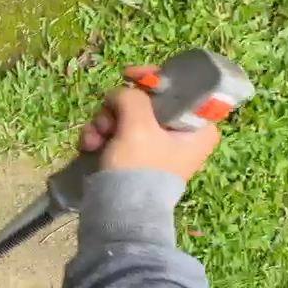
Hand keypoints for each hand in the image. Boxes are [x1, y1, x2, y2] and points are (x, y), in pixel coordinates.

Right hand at [78, 66, 221, 183]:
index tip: (129, 75)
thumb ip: (132, 99)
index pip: (181, 89)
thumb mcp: (138, 127)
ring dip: (102, 123)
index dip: (154, 79)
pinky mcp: (133, 157)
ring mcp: (155, 147)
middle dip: (117, 109)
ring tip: (92, 140)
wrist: (120, 212)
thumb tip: (120, 93)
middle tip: (105, 121)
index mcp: (198, 127)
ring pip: (125, 117)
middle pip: (145, 103)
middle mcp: (180, 135)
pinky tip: (89, 147)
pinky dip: (99, 136)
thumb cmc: (139, 168)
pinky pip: (115, 134)